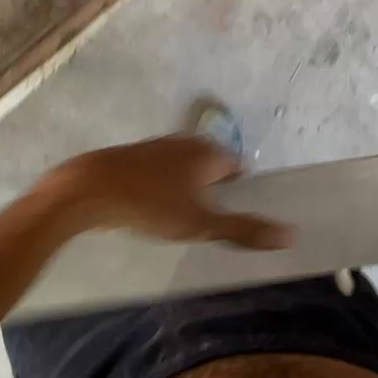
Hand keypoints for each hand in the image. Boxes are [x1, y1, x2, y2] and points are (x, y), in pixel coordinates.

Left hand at [36, 136, 294, 249]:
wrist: (87, 191)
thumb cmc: (151, 205)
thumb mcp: (202, 224)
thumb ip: (244, 229)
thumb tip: (290, 234)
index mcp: (209, 152)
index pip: (239, 169)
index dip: (242, 193)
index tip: (237, 218)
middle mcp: (185, 142)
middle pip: (211, 169)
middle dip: (214, 194)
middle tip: (211, 226)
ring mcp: (156, 148)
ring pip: (183, 172)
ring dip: (186, 194)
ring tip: (182, 223)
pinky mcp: (131, 159)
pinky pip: (158, 176)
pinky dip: (161, 192)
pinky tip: (152, 213)